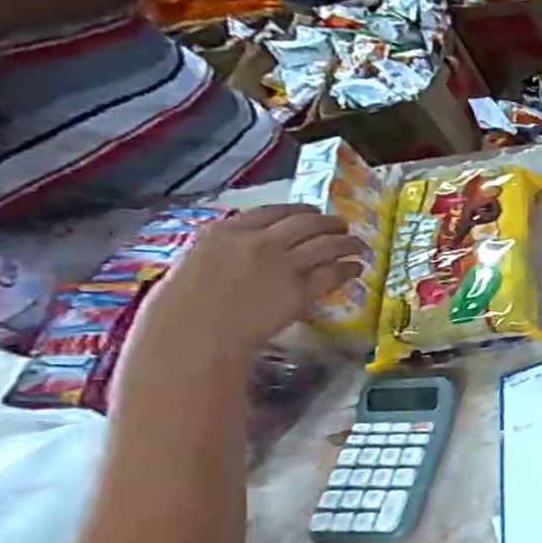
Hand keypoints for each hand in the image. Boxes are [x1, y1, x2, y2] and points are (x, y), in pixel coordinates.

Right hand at [123, 205, 363, 367]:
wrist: (194, 332)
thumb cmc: (183, 304)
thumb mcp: (199, 260)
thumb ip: (229, 248)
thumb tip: (254, 244)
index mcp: (226, 231)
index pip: (274, 211)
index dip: (301, 210)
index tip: (314, 212)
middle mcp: (259, 242)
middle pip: (307, 223)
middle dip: (330, 223)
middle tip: (342, 226)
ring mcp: (283, 264)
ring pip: (328, 244)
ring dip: (348, 243)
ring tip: (358, 246)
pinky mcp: (302, 288)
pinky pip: (334, 272)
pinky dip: (349, 268)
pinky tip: (355, 268)